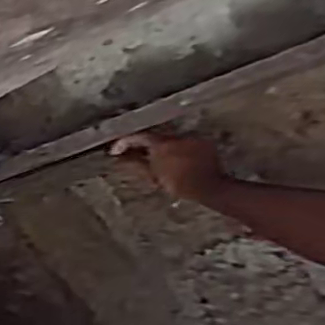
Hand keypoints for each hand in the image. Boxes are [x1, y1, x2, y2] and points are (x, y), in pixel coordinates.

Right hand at [110, 131, 224, 201]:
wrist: (209, 187)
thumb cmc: (176, 183)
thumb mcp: (150, 174)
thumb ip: (133, 163)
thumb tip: (118, 158)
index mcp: (162, 144)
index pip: (138, 137)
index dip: (123, 143)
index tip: (115, 152)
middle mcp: (178, 137)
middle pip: (155, 137)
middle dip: (142, 145)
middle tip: (132, 154)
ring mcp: (193, 140)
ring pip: (170, 140)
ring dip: (159, 147)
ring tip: (152, 157)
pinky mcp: (205, 144)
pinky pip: (184, 143)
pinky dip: (174, 148)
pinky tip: (171, 158)